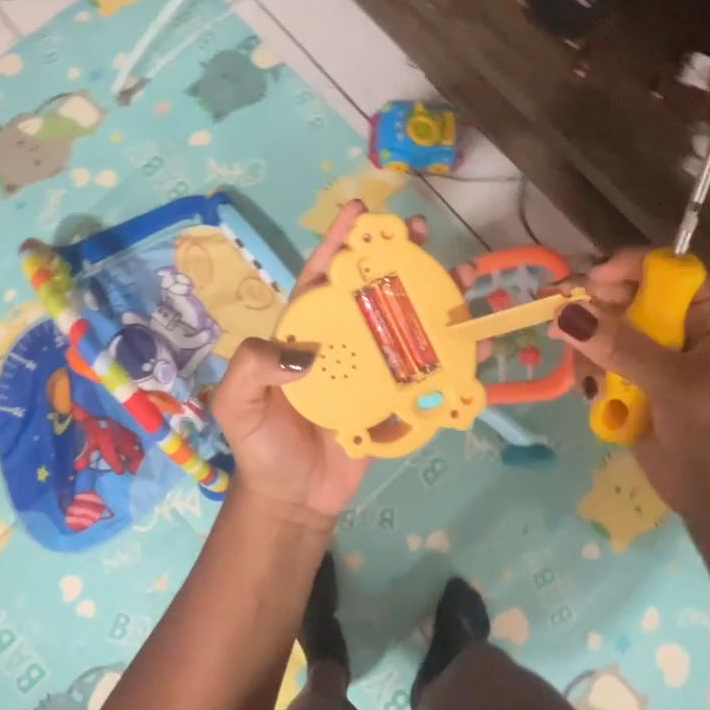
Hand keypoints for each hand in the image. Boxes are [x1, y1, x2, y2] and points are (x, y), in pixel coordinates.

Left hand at [209, 202, 473, 526]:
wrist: (294, 498)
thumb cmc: (262, 446)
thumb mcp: (237, 404)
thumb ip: (251, 368)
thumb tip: (303, 351)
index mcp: (304, 333)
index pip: (321, 277)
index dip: (339, 242)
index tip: (361, 211)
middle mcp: (341, 342)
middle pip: (371, 290)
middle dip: (395, 256)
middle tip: (419, 231)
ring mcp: (371, 369)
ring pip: (405, 322)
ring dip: (432, 295)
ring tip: (460, 275)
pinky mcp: (397, 400)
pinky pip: (426, 371)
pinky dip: (451, 353)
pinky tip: (472, 337)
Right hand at [551, 249, 709, 518]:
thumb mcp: (676, 385)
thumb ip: (620, 346)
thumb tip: (565, 313)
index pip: (671, 273)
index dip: (631, 268)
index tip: (590, 280)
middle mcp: (686, 333)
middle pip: (631, 299)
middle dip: (595, 306)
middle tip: (554, 310)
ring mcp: (659, 361)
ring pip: (609, 332)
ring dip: (590, 346)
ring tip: (585, 372)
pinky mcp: (637, 388)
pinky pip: (602, 364)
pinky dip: (592, 374)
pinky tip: (592, 393)